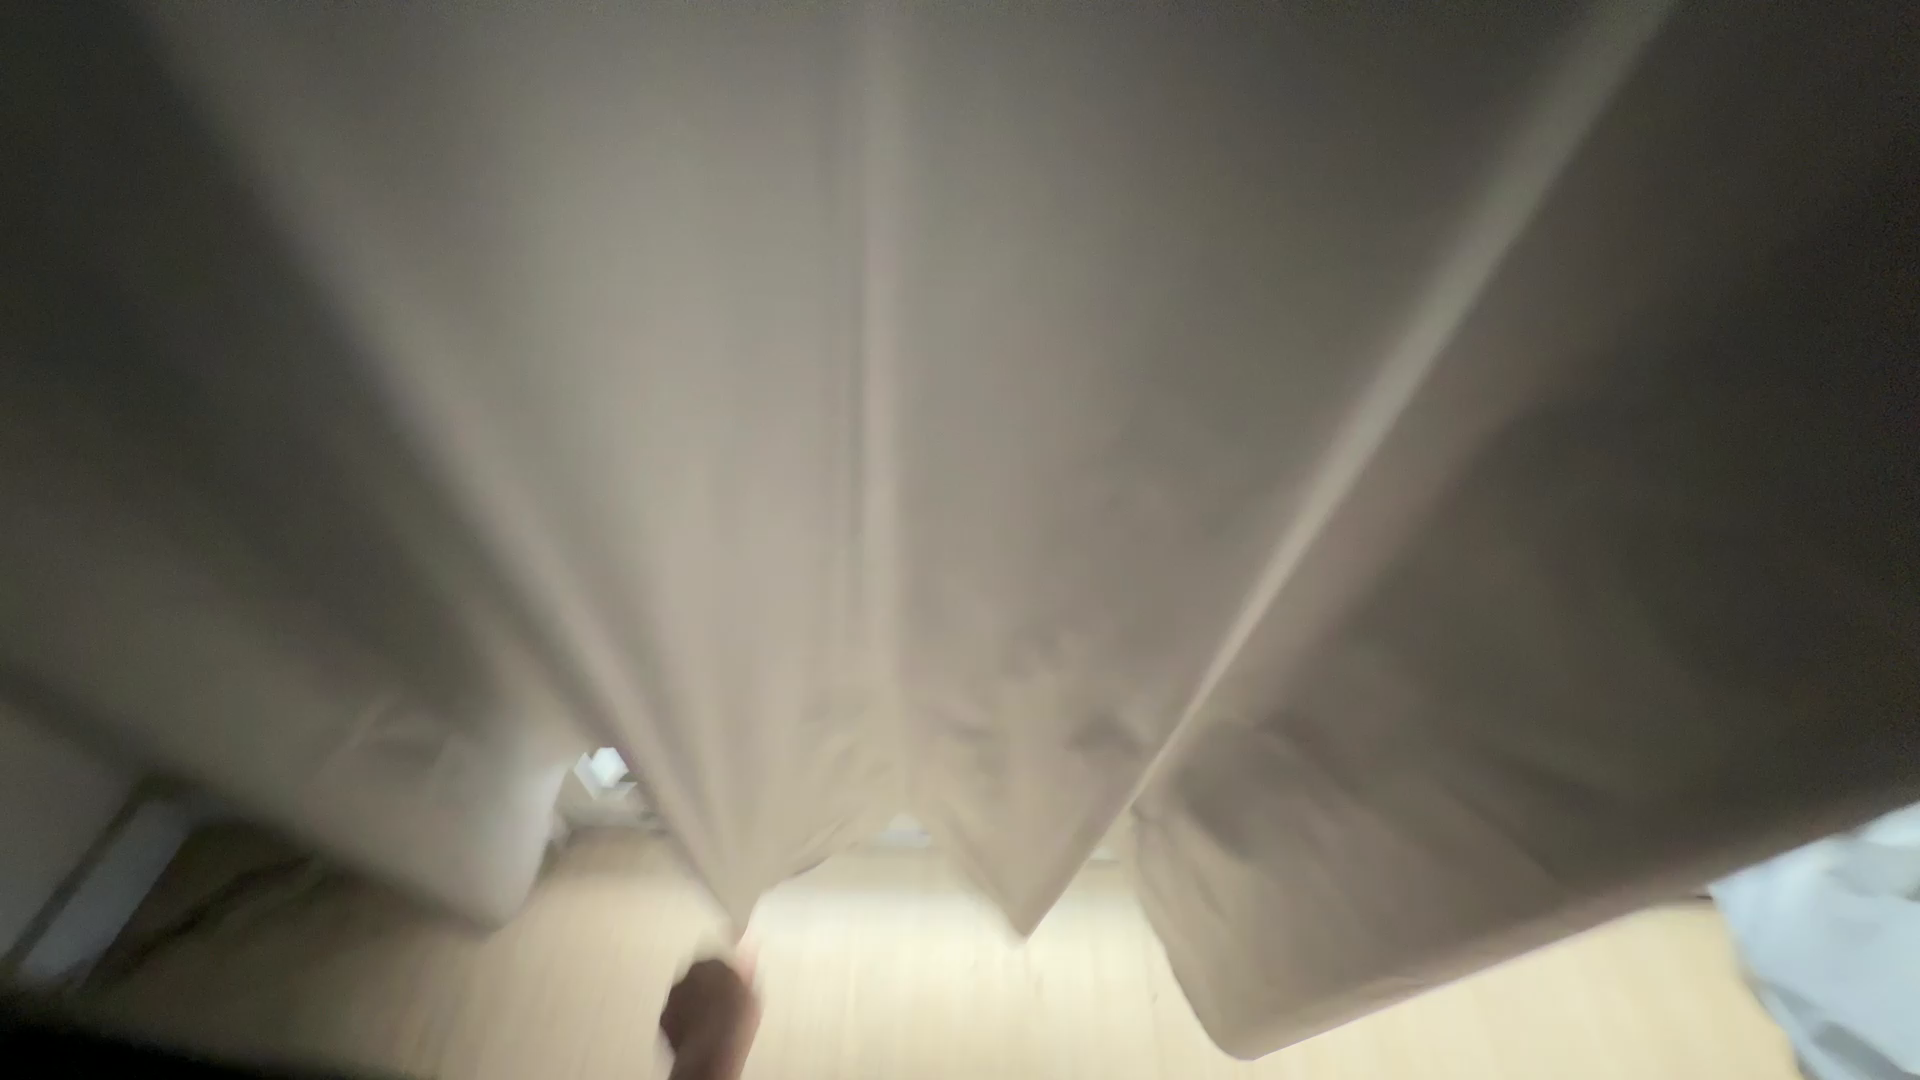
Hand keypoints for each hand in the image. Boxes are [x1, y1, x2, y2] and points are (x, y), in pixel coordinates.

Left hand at [660, 956, 759, 1079]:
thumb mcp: (751, 992)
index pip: (717, 960)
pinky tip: (697, 1031)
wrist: (712, 1049)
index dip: (725, 975)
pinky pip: (675, 1015)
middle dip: (707, 987)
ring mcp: (674, 996)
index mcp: (712, 961)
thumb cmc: (734, 1020)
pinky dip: (683, 1020)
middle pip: (698, 976)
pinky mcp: (664, 1018)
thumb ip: (745, 974)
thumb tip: (746, 961)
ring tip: (710, 1019)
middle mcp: (689, 974)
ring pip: (685, 995)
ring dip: (694, 1003)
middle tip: (721, 1003)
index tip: (731, 986)